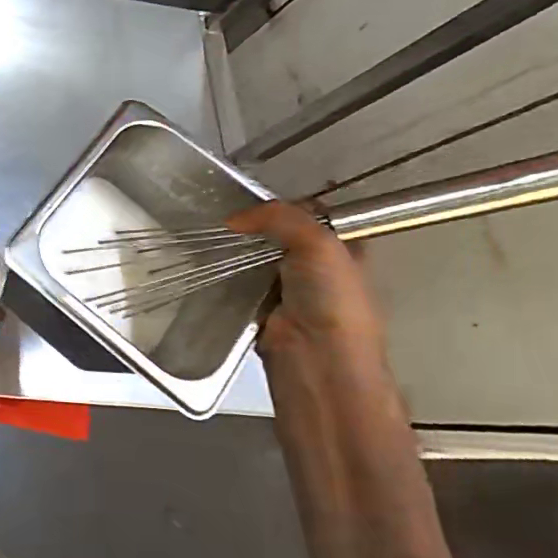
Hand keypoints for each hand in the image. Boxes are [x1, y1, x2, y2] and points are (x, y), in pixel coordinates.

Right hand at [225, 201, 385, 361]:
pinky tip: (212, 266)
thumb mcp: (318, 243)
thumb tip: (234, 219)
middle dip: (257, 227)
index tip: (256, 198)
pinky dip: (228, 278)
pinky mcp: (263, 310)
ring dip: (239, 253)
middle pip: (282, 236)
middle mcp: (319, 268)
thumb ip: (279, 218)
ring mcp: (290, 291)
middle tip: (228, 217)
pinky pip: (242, 286)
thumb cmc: (332, 299)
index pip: (315, 214)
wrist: (318, 359)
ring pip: (259, 260)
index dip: (288, 204)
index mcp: (345, 248)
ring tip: (213, 237)